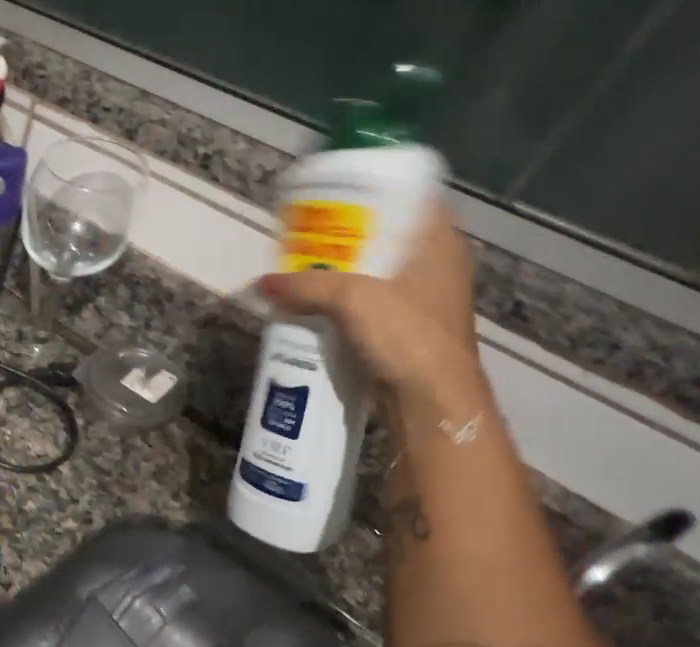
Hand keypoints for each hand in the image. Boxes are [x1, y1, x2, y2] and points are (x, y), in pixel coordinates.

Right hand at [257, 204, 483, 402]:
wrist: (430, 400)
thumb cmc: (406, 336)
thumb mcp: (352, 300)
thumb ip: (306, 286)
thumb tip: (261, 284)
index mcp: (439, 242)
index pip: (411, 199)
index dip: (374, 193)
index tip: (336, 197)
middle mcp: (436, 265)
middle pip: (387, 237)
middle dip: (346, 238)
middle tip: (306, 237)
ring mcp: (423, 300)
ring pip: (376, 274)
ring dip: (341, 274)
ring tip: (302, 272)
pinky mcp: (407, 330)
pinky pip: (370, 305)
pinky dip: (343, 303)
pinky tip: (314, 308)